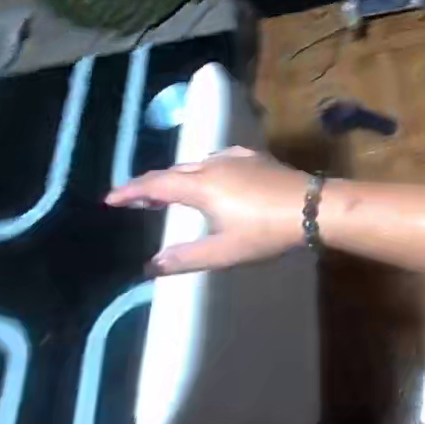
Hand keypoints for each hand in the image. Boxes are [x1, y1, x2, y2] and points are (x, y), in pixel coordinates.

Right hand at [104, 147, 311, 273]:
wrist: (314, 206)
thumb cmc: (268, 231)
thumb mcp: (225, 251)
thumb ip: (186, 258)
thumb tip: (151, 266)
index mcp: (202, 185)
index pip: (156, 184)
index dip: (131, 191)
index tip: (111, 199)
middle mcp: (215, 164)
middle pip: (175, 170)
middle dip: (153, 184)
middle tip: (138, 199)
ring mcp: (238, 157)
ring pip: (197, 162)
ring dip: (178, 175)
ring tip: (171, 191)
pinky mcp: (256, 157)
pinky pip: (219, 158)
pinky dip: (203, 168)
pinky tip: (212, 175)